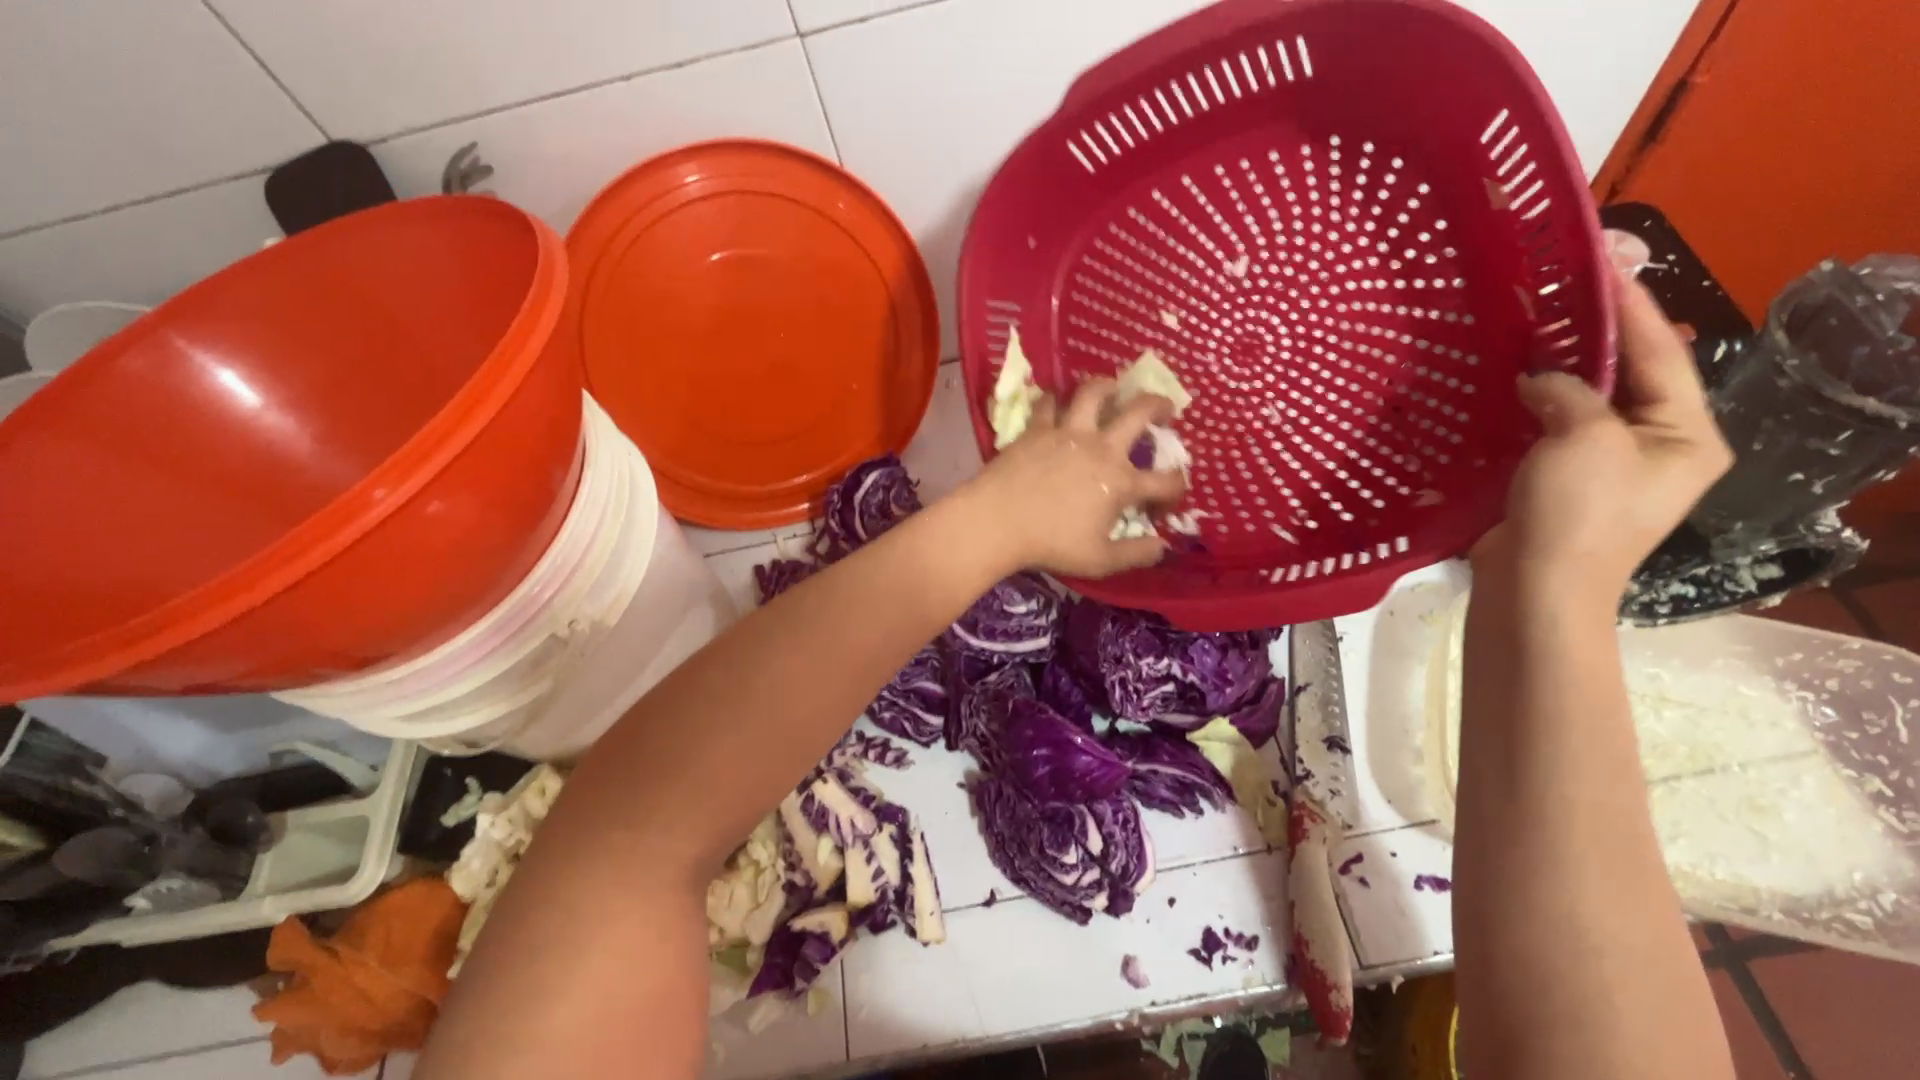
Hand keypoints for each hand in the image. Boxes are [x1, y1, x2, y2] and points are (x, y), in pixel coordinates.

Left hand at [961, 380, 1188, 577]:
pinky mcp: (1037, 428)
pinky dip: (1055, 399)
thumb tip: (1162, 546)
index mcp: (1122, 483)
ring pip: (1093, 393)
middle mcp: (1102, 448)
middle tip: (1164, 407)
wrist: (997, 522)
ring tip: (1112, 388)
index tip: (1169, 496)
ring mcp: (1068, 433)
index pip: (1166, 480)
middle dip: (1159, 405)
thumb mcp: (1101, 561)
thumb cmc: (1051, 545)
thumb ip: (1136, 554)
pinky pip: (1049, 403)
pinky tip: (1056, 402)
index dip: (1176, 487)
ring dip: (1107, 386)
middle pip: (1139, 412)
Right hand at [1474, 273, 1732, 600]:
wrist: (1534, 589)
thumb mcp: (1584, 438)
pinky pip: (1556, 427)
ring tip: (1533, 325)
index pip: (1662, 354)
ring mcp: (1610, 465)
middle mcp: (1658, 445)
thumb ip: (1570, 391)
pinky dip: (1536, 402)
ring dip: (1561, 367)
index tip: (1600, 262)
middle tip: (1561, 289)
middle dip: (1595, 334)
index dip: (1631, 306)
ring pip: (1588, 400)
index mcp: (1688, 434)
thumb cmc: (1575, 514)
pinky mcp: (1566, 480)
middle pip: (1629, 374)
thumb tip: (1540, 379)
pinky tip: (1512, 379)